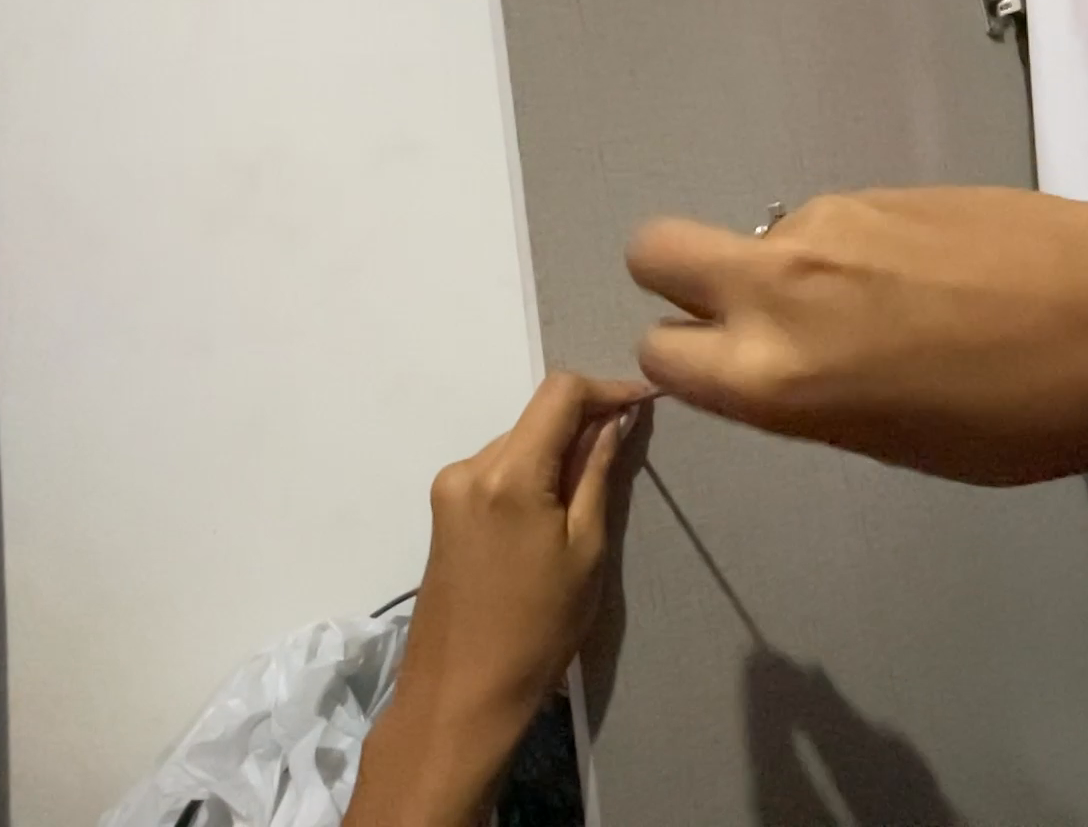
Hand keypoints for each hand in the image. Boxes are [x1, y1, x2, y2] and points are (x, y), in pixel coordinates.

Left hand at [348, 373, 648, 826]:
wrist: (460, 697)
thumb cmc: (537, 628)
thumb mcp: (586, 549)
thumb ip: (597, 472)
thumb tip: (617, 418)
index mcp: (508, 474)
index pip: (560, 393)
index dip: (606, 389)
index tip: (643, 403)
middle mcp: (469, 466)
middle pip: (537, 416)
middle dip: (584, 422)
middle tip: (623, 453)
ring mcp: (450, 487)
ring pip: (519, 440)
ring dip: (556, 450)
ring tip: (586, 496)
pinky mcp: (443, 508)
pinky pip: (498, 466)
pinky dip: (532, 471)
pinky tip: (549, 511)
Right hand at [626, 188, 1087, 484]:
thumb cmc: (1013, 421)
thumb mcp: (885, 440)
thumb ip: (801, 396)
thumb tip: (773, 363)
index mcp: (772, 375)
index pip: (659, 353)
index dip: (681, 362)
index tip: (720, 369)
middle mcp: (775, 286)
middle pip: (653, 250)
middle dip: (675, 281)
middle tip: (744, 312)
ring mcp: (823, 221)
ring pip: (756, 240)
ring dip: (786, 270)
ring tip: (881, 303)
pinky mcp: (875, 186)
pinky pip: (822, 223)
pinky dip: (842, 249)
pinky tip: (919, 273)